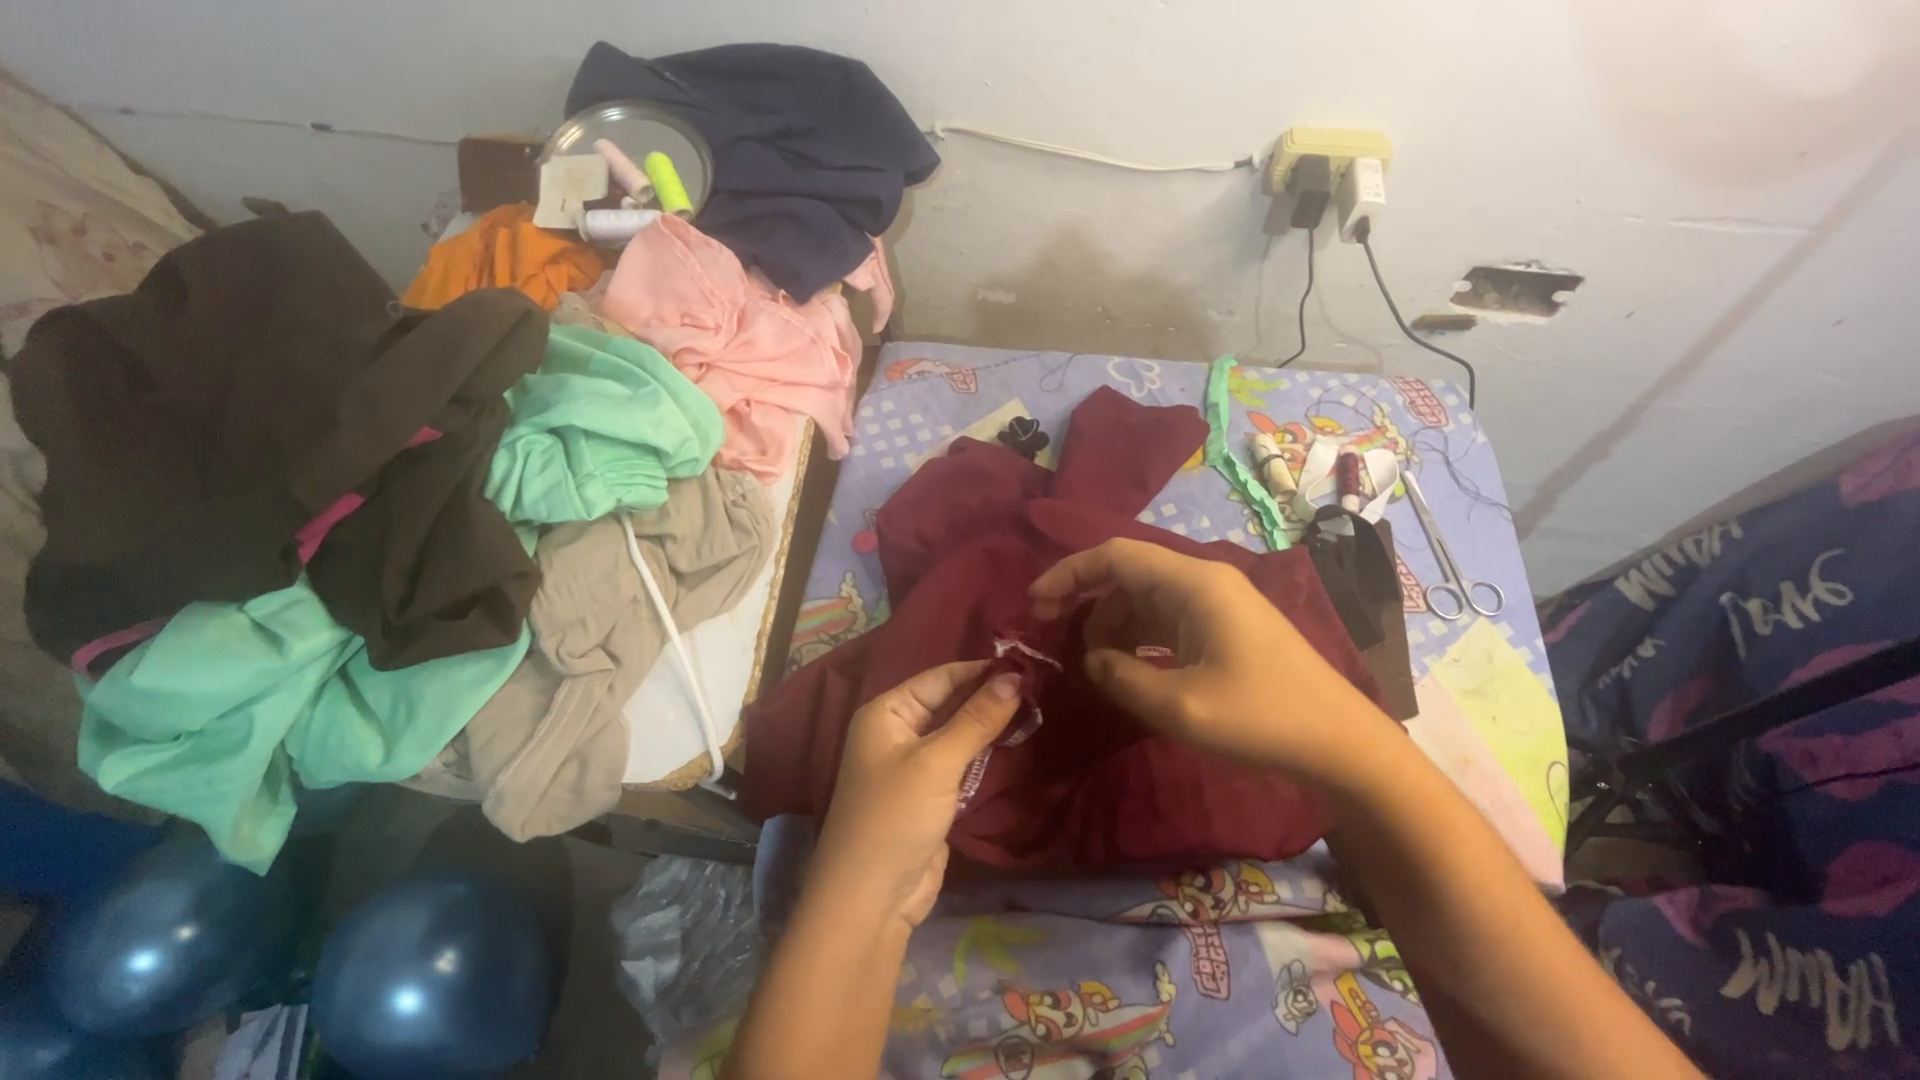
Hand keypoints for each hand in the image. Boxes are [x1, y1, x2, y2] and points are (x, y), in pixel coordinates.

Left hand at [811, 661, 1020, 928]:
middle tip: (1041, 686)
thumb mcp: (938, 762)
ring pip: (958, 734)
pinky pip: (960, 763)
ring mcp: (913, 765)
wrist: (871, 898)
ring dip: (990, 726)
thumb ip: (977, 719)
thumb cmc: (895, 816)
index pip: (940, 677)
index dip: (982, 670)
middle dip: (989, 696)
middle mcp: (897, 732)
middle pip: (949, 703)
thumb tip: (1015, 677)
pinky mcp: (930, 794)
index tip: (1029, 664)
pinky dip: (984, 755)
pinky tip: (1016, 743)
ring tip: (1038, 708)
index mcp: (886, 712)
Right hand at [1028, 538, 1390, 782]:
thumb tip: (1092, 661)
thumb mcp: (1179, 705)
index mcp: (1194, 583)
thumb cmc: (1261, 717)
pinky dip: (1138, 640)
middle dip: (1086, 602)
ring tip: (1093, 667)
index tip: (1034, 603)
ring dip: (1112, 627)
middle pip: (1128, 575)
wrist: (1341, 743)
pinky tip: (1128, 671)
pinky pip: (1166, 621)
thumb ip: (1122, 677)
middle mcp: (1204, 582)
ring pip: (1145, 600)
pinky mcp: (1225, 629)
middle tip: (1054, 639)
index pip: (1116, 555)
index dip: (1069, 572)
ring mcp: (1218, 605)